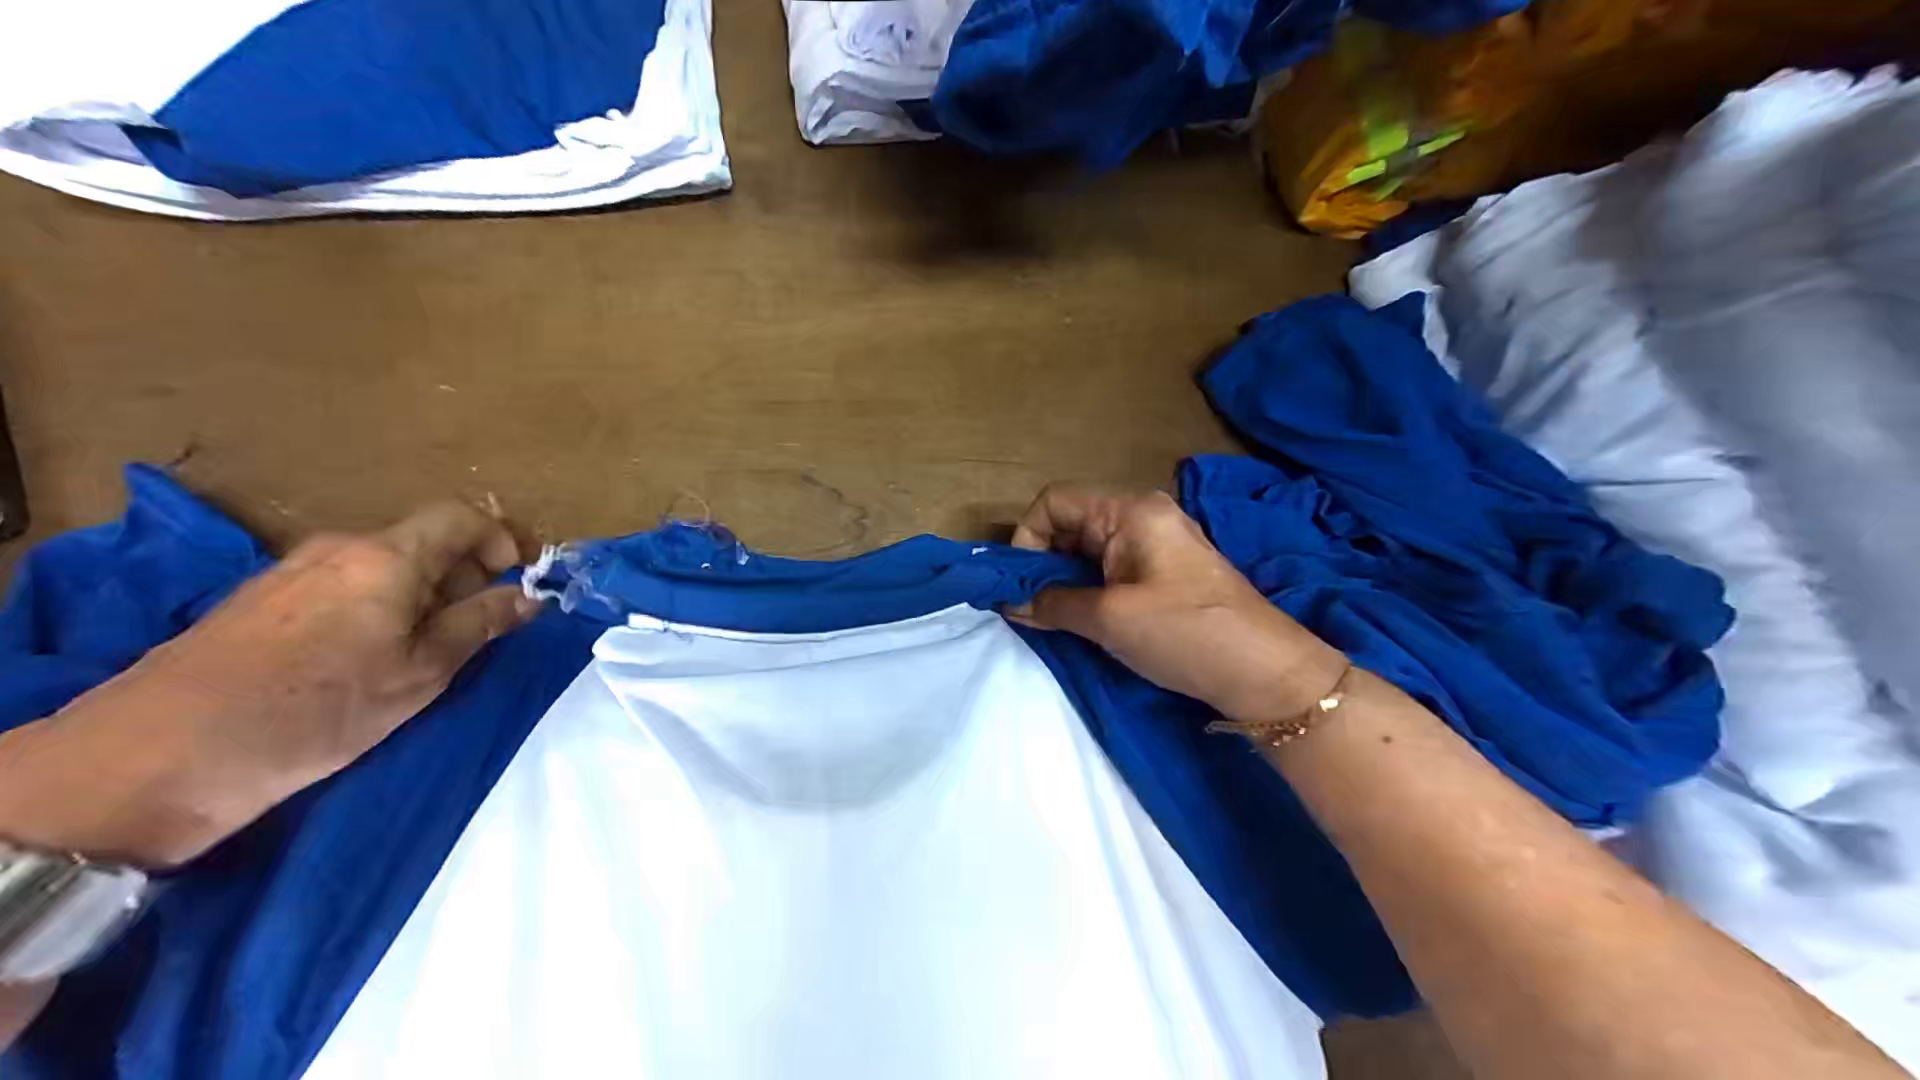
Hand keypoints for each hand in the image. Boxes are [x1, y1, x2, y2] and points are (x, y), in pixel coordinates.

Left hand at [0, 501, 542, 866]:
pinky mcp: (257, 603)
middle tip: (471, 634)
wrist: (154, 758)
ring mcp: (290, 573)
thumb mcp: (421, 673)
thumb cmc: (316, 711)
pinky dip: (373, 611)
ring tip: (415, 656)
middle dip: (462, 579)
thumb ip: (480, 625)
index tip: (514, 585)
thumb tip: (527, 597)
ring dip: (418, 599)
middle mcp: (338, 549)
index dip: (500, 543)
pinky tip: (357, 664)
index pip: (461, 517)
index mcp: (386, 557)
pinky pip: (341, 588)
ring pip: (382, 569)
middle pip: (423, 544)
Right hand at [1008, 485, 1346, 725]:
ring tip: (1051, 618)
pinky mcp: (1165, 574)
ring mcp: (1157, 545)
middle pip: (1071, 525)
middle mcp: (1142, 517)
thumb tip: (1013, 605)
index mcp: (1130, 511)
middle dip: (1043, 563)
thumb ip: (1053, 605)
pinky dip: (1088, 591)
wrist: (1266, 673)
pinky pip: (1112, 571)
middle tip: (1028, 606)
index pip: (1055, 502)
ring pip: (1089, 551)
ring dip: (1064, 581)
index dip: (1027, 536)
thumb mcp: (1109, 619)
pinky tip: (1083, 621)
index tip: (1020, 583)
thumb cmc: (1185, 632)